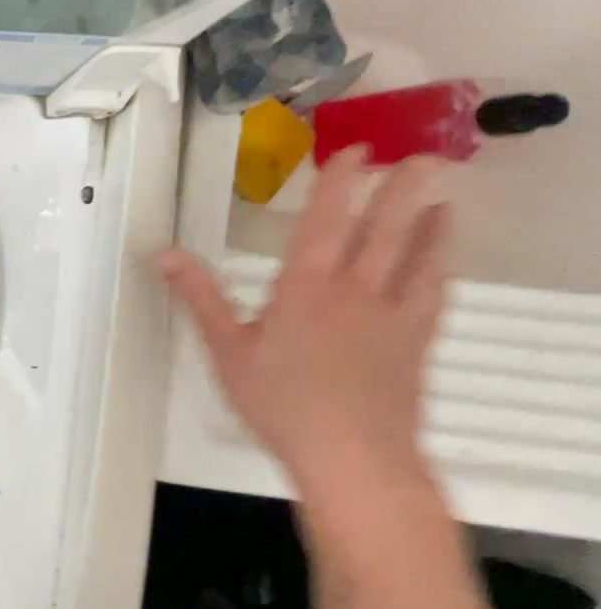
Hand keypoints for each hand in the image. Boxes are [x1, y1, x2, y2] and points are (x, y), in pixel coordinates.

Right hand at [159, 147, 450, 486]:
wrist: (352, 455)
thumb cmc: (280, 402)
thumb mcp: (225, 348)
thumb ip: (199, 296)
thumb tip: (165, 255)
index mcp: (306, 290)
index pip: (324, 223)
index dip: (339, 184)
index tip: (352, 153)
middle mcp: (357, 293)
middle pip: (386, 231)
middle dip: (403, 191)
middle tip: (423, 157)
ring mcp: (395, 316)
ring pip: (419, 258)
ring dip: (432, 224)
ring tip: (442, 198)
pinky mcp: (416, 342)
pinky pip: (434, 295)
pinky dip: (440, 271)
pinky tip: (442, 264)